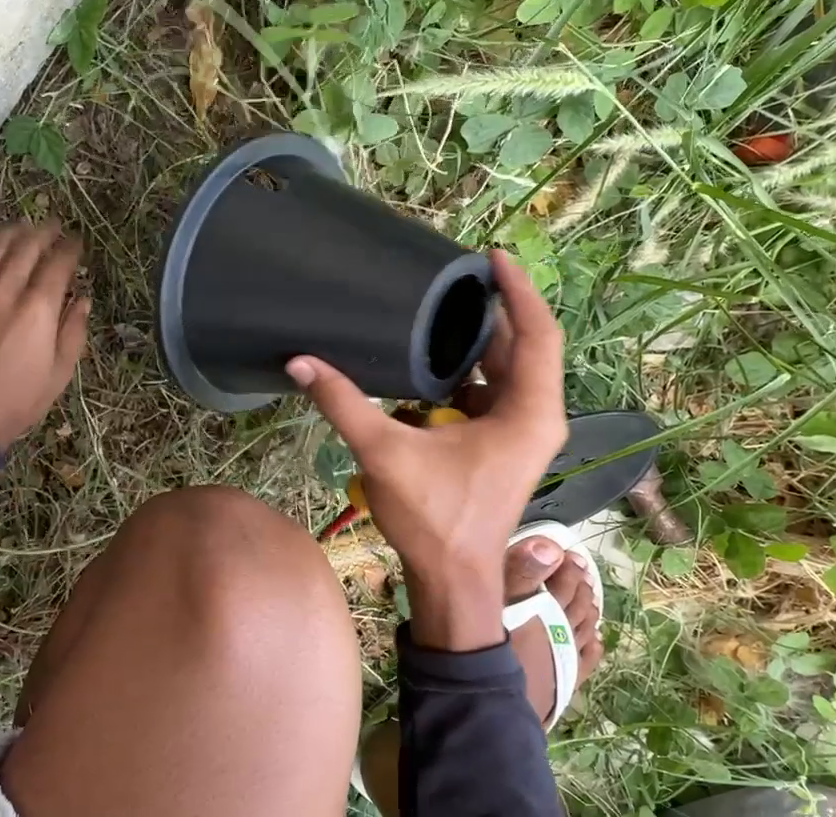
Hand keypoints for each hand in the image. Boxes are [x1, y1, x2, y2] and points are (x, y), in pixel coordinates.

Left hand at [0, 222, 92, 450]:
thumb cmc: (17, 401)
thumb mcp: (59, 373)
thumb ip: (74, 331)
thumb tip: (82, 299)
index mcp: (37, 309)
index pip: (58, 264)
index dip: (71, 249)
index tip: (77, 243)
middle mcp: (4, 291)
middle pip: (25, 247)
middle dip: (43, 232)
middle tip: (54, 226)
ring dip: (11, 233)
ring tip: (23, 227)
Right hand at [287, 251, 567, 649]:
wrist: (453, 576)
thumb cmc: (434, 516)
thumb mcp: (384, 452)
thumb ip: (343, 402)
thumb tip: (298, 361)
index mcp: (527, 415)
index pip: (537, 337)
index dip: (519, 293)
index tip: (494, 257)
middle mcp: (533, 418)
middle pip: (523, 348)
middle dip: (492, 310)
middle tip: (454, 275)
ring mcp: (517, 433)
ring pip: (505, 370)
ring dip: (476, 340)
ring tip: (437, 306)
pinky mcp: (497, 444)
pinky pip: (488, 391)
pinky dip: (463, 369)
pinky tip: (427, 357)